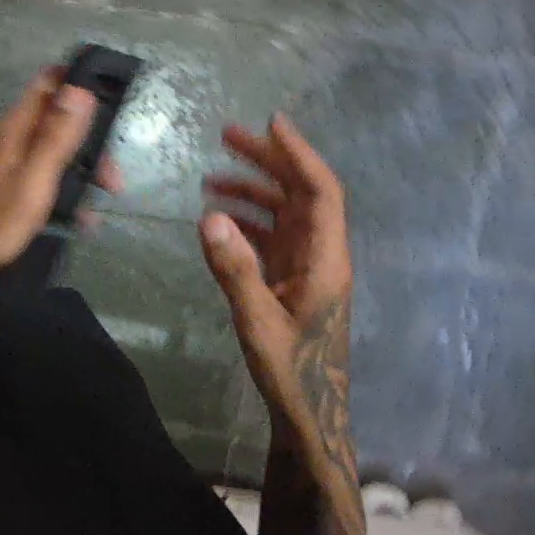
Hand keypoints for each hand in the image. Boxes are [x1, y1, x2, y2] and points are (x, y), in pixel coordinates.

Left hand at [0, 68, 119, 279]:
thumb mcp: (35, 178)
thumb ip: (56, 135)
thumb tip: (78, 89)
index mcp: (14, 128)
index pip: (48, 83)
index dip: (79, 83)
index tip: (110, 101)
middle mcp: (8, 135)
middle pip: (57, 119)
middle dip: (89, 142)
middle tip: (112, 178)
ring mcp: (5, 157)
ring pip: (52, 148)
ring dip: (80, 168)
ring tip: (99, 200)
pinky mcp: (4, 180)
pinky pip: (41, 171)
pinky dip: (62, 186)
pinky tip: (77, 214)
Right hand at [197, 115, 352, 405]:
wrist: (310, 411)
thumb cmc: (292, 369)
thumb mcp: (257, 320)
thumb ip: (235, 268)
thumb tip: (209, 216)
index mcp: (326, 258)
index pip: (319, 192)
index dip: (298, 154)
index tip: (271, 123)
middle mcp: (320, 254)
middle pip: (300, 194)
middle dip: (267, 162)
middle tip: (226, 137)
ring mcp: (306, 266)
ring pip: (283, 213)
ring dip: (252, 191)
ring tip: (210, 178)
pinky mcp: (291, 280)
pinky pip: (270, 237)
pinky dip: (245, 221)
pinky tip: (218, 220)